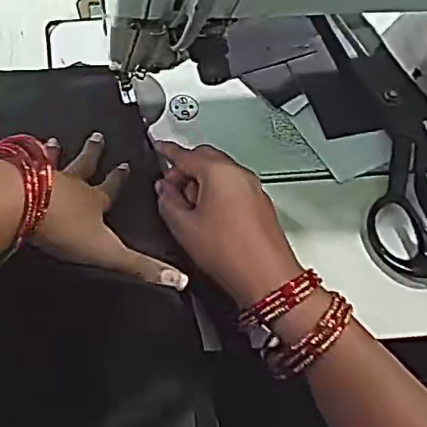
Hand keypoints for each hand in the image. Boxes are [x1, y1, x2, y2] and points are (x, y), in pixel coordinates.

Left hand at [29, 132, 187, 289]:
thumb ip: (140, 266)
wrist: (22, 204)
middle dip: (93, 153)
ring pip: (54, 160)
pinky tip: (19, 153)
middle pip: (84, 164)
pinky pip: (23, 161)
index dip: (119, 178)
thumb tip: (176, 279)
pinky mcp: (17, 176)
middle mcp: (70, 183)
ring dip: (56, 152)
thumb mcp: (108, 252)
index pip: (111, 187)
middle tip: (96, 138)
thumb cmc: (63, 226)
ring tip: (55, 142)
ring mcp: (42, 176)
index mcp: (93, 200)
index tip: (124, 166)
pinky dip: (24, 156)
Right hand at [153, 141, 302, 305]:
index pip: (186, 154)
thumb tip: (164, 190)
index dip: (167, 151)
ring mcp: (253, 188)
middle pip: (206, 158)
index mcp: (218, 172)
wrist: (267, 279)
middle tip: (169, 186)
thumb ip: (167, 200)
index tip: (159, 147)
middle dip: (185, 168)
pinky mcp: (260, 203)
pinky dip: (217, 192)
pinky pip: (233, 187)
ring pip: (220, 172)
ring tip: (187, 207)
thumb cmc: (232, 254)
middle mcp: (239, 175)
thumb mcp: (183, 227)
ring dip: (201, 181)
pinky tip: (207, 217)